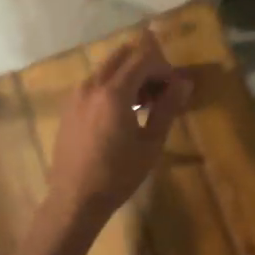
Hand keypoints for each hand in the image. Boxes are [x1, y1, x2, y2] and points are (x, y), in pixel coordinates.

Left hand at [45, 30, 192, 227]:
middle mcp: (92, 85)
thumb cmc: (118, 175)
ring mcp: (77, 94)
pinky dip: (113, 85)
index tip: (175, 86)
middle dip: (145, 64)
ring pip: (108, 67)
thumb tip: (184, 82)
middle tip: (160, 88)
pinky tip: (123, 112)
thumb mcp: (151, 143)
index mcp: (113, 92)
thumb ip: (168, 108)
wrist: (74, 200)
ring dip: (129, 74)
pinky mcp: (70, 106)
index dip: (163, 67)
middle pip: (122, 54)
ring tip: (145, 103)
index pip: (143, 59)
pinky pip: (95, 82)